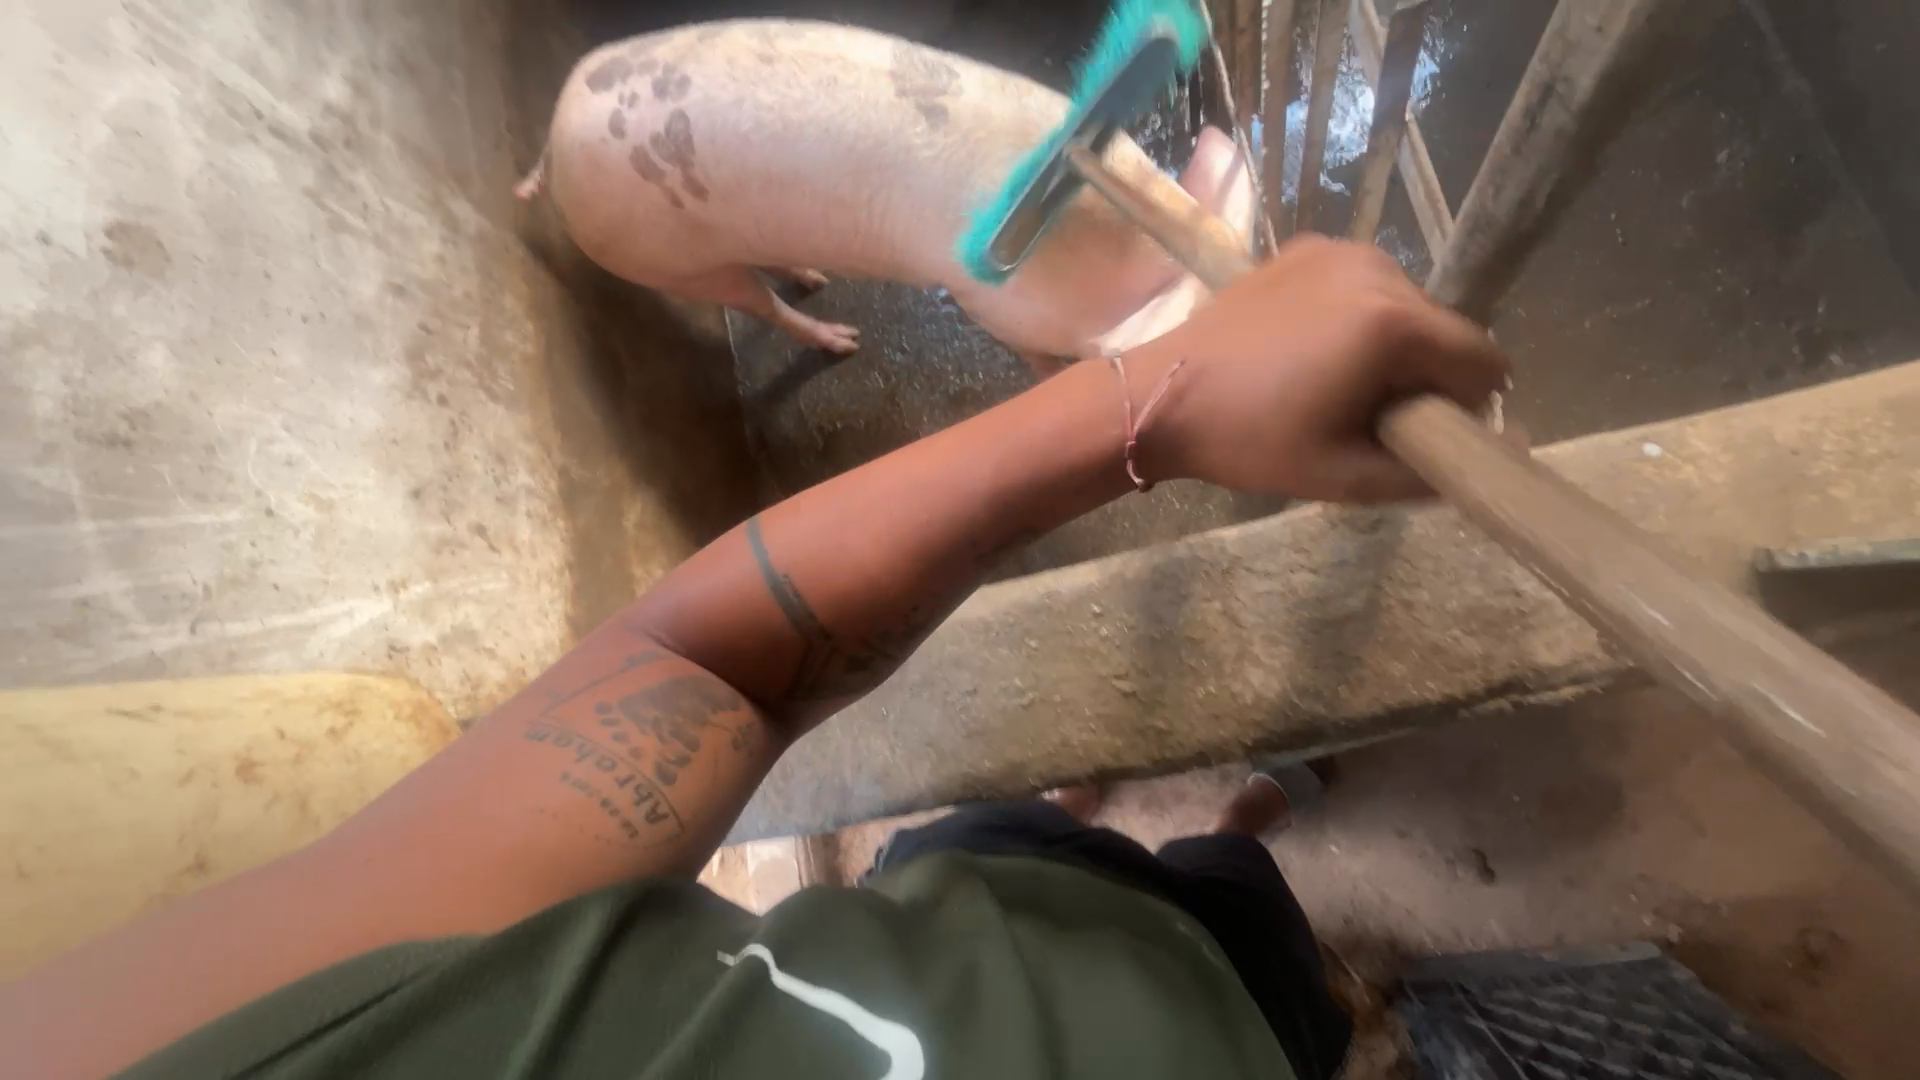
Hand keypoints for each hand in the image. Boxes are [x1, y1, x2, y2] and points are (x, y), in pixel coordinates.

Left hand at [1129, 236, 1509, 501]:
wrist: (1160, 395)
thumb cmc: (1246, 440)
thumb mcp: (1341, 475)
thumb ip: (1426, 471)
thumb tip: (1501, 446)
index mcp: (1393, 323)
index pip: (1482, 361)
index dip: (1460, 406)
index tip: (1408, 431)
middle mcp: (1378, 268)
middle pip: (1442, 330)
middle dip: (1418, 374)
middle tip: (1355, 412)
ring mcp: (1337, 250)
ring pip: (1404, 304)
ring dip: (1386, 343)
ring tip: (1324, 381)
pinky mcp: (1303, 248)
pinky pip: (1359, 285)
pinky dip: (1350, 315)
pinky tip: (1301, 347)